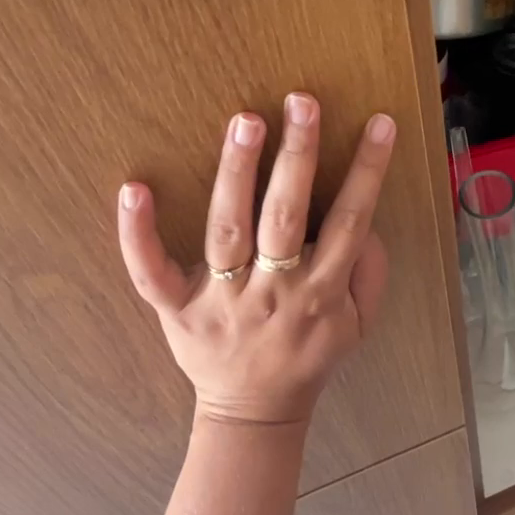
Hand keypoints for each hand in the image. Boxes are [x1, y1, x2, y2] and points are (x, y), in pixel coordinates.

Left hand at [117, 94, 395, 425]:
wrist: (255, 411)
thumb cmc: (313, 355)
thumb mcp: (362, 322)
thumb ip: (369, 271)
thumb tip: (364, 222)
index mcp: (322, 293)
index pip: (350, 221)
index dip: (368, 171)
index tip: (379, 124)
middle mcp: (272, 292)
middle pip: (285, 218)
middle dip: (297, 157)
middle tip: (301, 103)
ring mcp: (219, 300)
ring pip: (226, 231)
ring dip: (236, 174)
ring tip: (245, 121)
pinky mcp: (174, 309)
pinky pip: (150, 271)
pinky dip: (138, 234)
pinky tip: (134, 189)